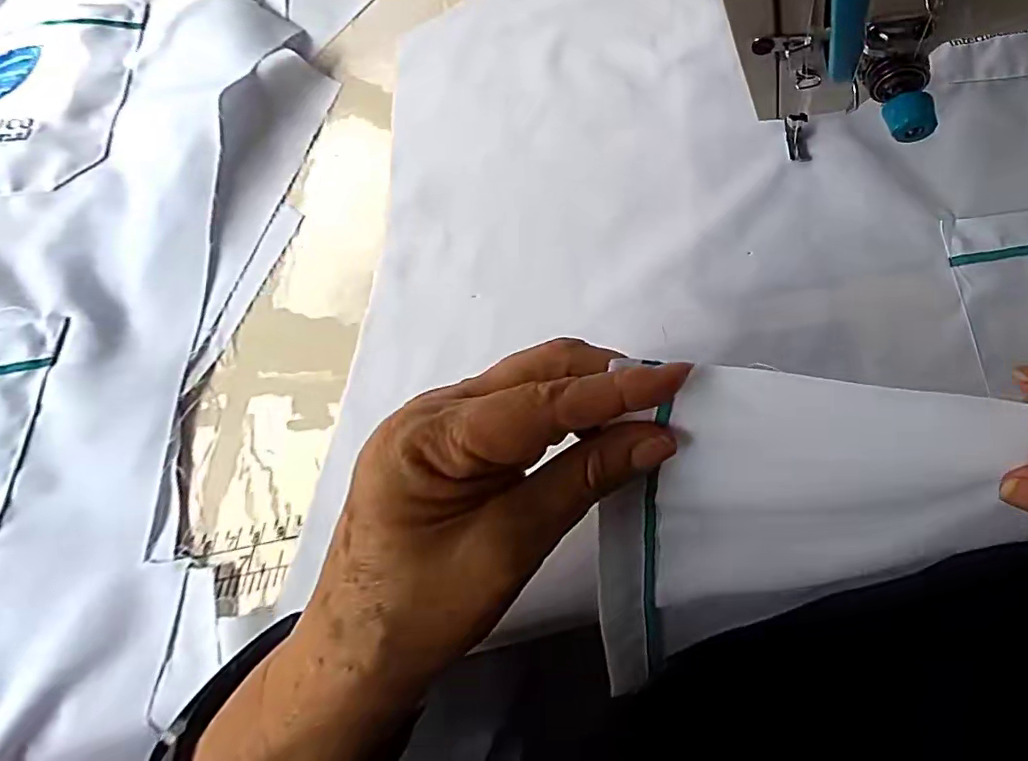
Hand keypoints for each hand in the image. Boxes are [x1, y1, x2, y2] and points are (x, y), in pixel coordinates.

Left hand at [197, 340, 686, 760]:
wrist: (352, 657)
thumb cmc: (420, 612)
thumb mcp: (508, 547)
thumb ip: (583, 480)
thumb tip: (656, 438)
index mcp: (430, 434)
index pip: (540, 398)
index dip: (613, 388)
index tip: (674, 376)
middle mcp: (433, 408)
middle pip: (533, 371)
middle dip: (602, 376)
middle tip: (664, 393)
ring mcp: (439, 417)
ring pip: (528, 379)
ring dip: (586, 387)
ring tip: (640, 405)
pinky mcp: (452, 434)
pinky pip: (517, 402)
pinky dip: (563, 406)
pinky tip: (593, 423)